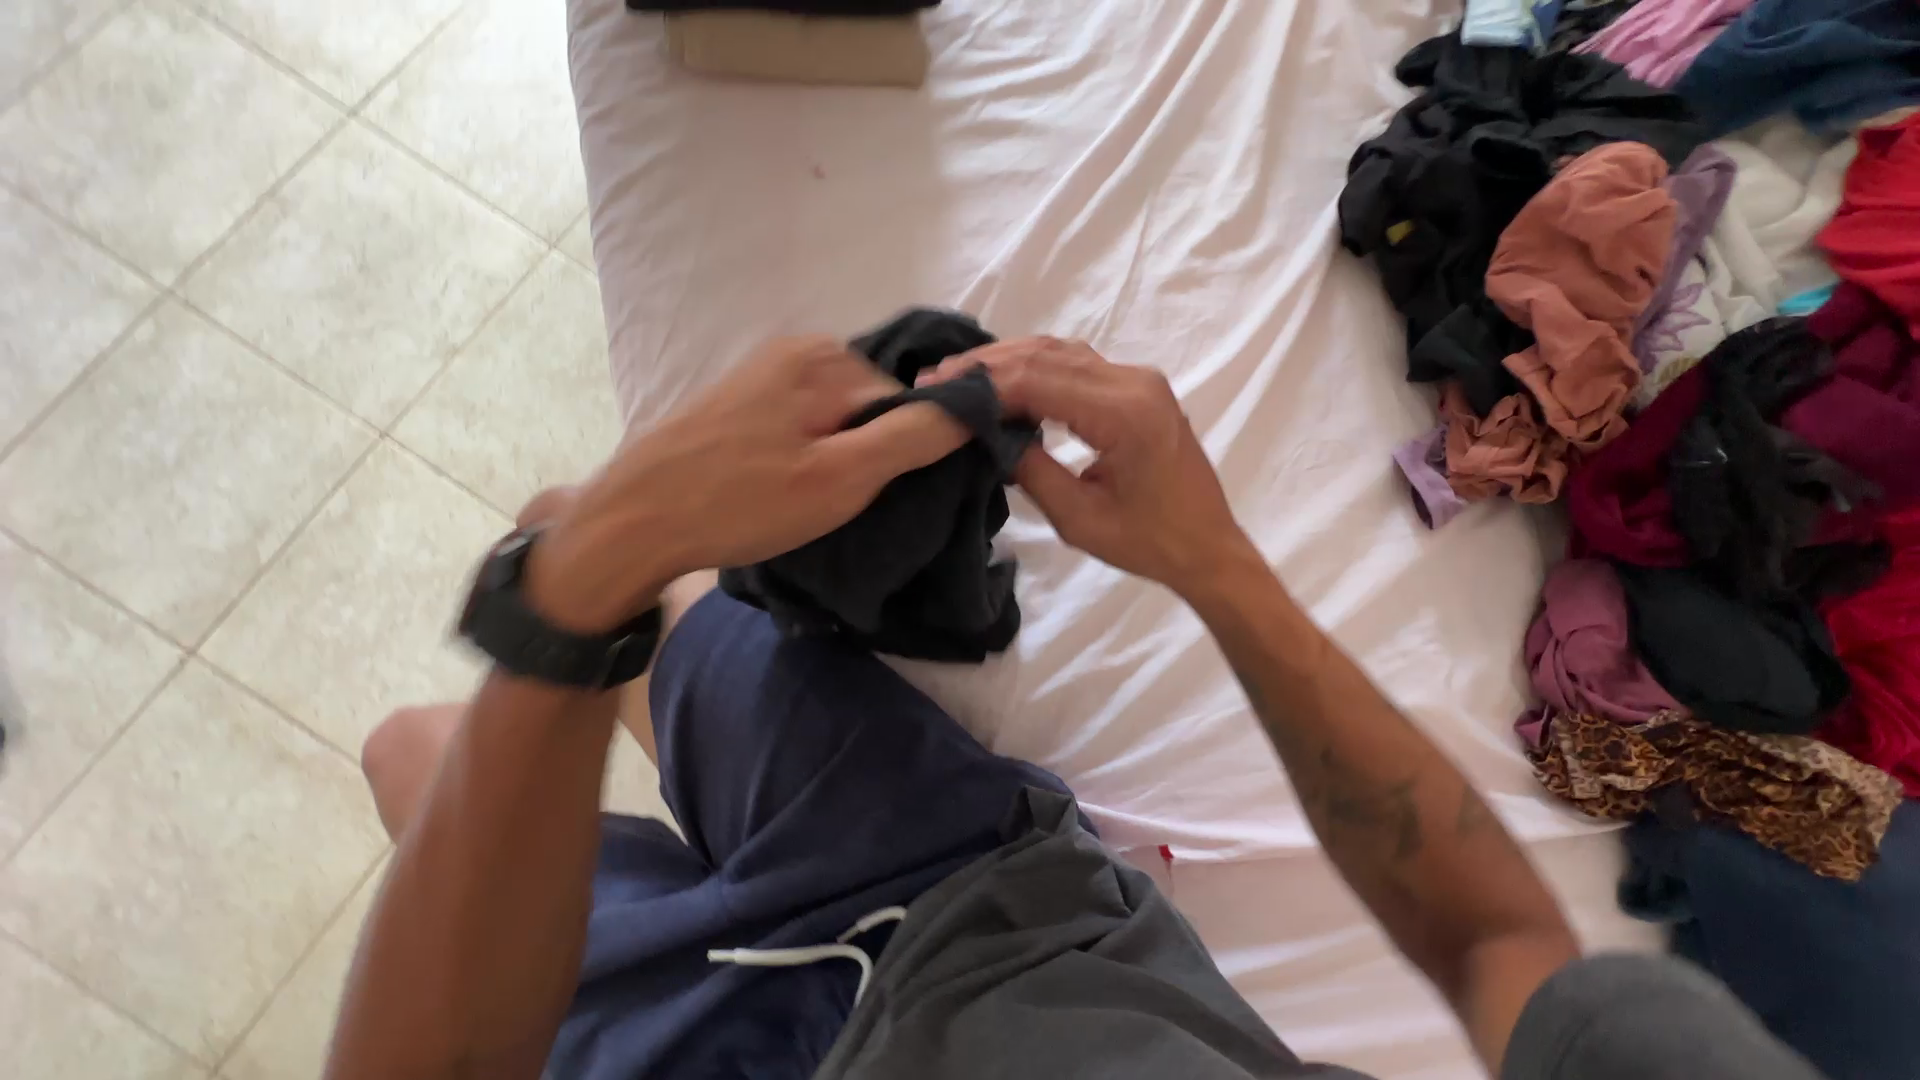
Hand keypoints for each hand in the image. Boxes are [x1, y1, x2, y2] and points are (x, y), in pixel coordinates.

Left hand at [526, 336, 968, 631]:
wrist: (632, 521)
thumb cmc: (742, 502)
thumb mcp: (841, 478)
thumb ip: (911, 437)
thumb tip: (974, 406)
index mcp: (826, 358)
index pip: (909, 397)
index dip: (910, 449)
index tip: (889, 494)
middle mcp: (797, 350)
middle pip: (872, 403)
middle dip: (873, 451)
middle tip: (850, 503)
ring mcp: (763, 373)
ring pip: (836, 416)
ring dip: (841, 456)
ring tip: (815, 501)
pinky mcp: (739, 401)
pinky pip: (802, 421)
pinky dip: (810, 453)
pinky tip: (786, 488)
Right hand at [920, 337, 1258, 595]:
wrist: (1208, 546)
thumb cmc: (1148, 543)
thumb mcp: (1078, 518)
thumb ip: (1030, 470)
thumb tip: (986, 435)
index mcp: (1125, 414)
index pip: (1038, 381)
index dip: (984, 384)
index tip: (938, 391)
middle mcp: (1134, 382)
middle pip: (1047, 354)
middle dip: (988, 365)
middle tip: (936, 376)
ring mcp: (1139, 380)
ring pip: (1060, 351)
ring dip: (1008, 361)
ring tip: (959, 375)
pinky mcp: (1137, 388)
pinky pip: (1077, 364)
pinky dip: (1035, 367)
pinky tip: (1003, 379)